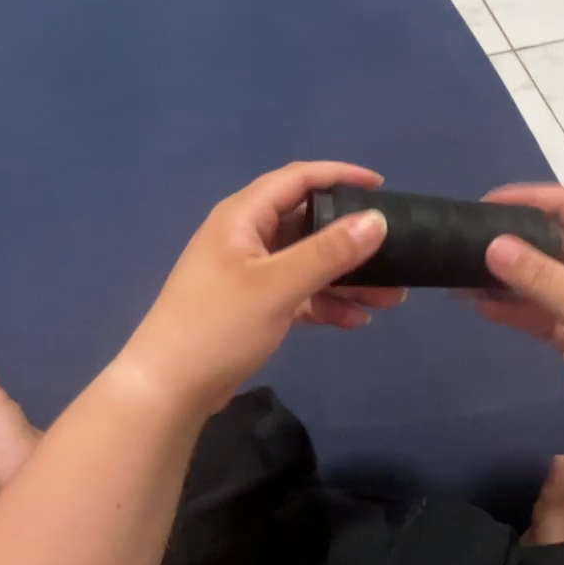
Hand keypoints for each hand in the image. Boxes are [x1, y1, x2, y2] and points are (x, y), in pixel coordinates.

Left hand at [116, 162, 402, 414]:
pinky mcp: (252, 306)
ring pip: (307, 263)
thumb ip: (328, 252)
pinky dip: (325, 303)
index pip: (298, 179)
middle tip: (394, 253)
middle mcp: (246, 237)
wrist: (169, 387)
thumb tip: (377, 219)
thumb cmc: (218, 325)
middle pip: (307, 223)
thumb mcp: (278, 286)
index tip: (382, 187)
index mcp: (243, 217)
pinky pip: (298, 293)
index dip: (340, 177)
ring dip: (346, 277)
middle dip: (351, 239)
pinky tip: (356, 320)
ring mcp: (248, 273)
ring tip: (390, 296)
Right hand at [474, 185, 563, 447]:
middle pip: (549, 238)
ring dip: (504, 277)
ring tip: (459, 276)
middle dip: (510, 240)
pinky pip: (536, 307)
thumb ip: (539, 276)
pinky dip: (511, 306)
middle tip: (465, 241)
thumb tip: (492, 245)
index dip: (528, 198)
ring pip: (539, 275)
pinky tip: (478, 304)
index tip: (483, 204)